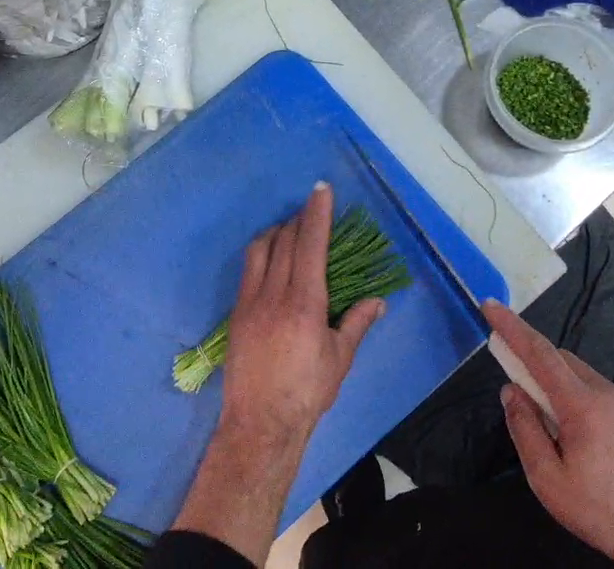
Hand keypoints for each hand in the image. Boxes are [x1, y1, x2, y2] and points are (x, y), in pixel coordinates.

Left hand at [169, 183, 385, 565]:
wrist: (259, 424)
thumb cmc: (307, 393)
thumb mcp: (340, 359)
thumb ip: (356, 323)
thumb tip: (378, 301)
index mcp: (305, 304)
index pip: (311, 245)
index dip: (317, 214)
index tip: (321, 190)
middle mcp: (274, 295)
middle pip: (285, 241)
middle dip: (300, 218)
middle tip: (312, 206)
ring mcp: (250, 303)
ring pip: (260, 251)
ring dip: (277, 232)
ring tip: (290, 229)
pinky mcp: (236, 315)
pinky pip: (248, 271)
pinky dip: (262, 254)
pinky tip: (272, 259)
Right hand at [485, 300, 613, 568]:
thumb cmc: (599, 510)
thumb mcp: (548, 479)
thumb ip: (525, 429)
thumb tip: (512, 391)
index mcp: (583, 405)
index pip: (540, 354)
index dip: (512, 328)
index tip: (490, 306)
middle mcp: (606, 392)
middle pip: (560, 359)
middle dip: (531, 358)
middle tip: (510, 377)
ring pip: (577, 373)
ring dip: (552, 379)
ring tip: (540, 416)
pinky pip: (593, 389)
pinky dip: (571, 392)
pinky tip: (567, 426)